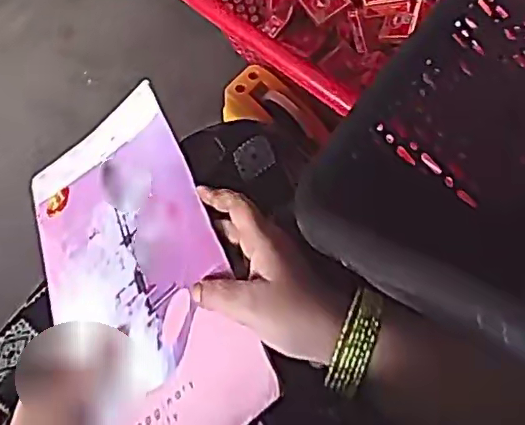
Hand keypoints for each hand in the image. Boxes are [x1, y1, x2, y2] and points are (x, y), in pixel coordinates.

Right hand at [193, 187, 350, 363]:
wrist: (336, 332)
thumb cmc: (300, 313)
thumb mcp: (251, 306)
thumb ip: (218, 295)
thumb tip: (196, 288)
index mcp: (263, 238)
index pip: (237, 205)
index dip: (216, 195)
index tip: (198, 192)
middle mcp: (270, 242)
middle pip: (237, 221)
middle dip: (212, 220)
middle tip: (188, 225)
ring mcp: (275, 258)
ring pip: (242, 242)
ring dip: (220, 244)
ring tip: (196, 255)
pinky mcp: (279, 275)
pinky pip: (248, 261)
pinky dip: (230, 264)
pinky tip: (218, 282)